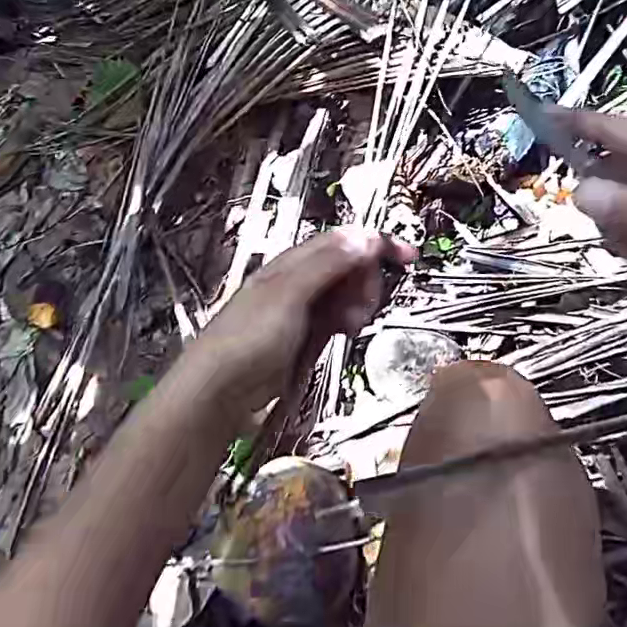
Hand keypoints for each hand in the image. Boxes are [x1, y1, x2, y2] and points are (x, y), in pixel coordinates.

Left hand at [183, 228, 416, 419]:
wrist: (218, 390)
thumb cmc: (247, 338)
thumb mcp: (288, 295)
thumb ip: (327, 265)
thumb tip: (363, 237)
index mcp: (292, 262)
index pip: (343, 241)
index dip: (376, 244)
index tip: (407, 256)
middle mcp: (298, 280)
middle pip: (349, 266)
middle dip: (366, 280)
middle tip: (365, 306)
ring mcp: (301, 308)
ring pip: (345, 293)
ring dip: (358, 303)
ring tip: (353, 325)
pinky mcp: (304, 335)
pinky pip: (336, 317)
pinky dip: (348, 320)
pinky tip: (348, 332)